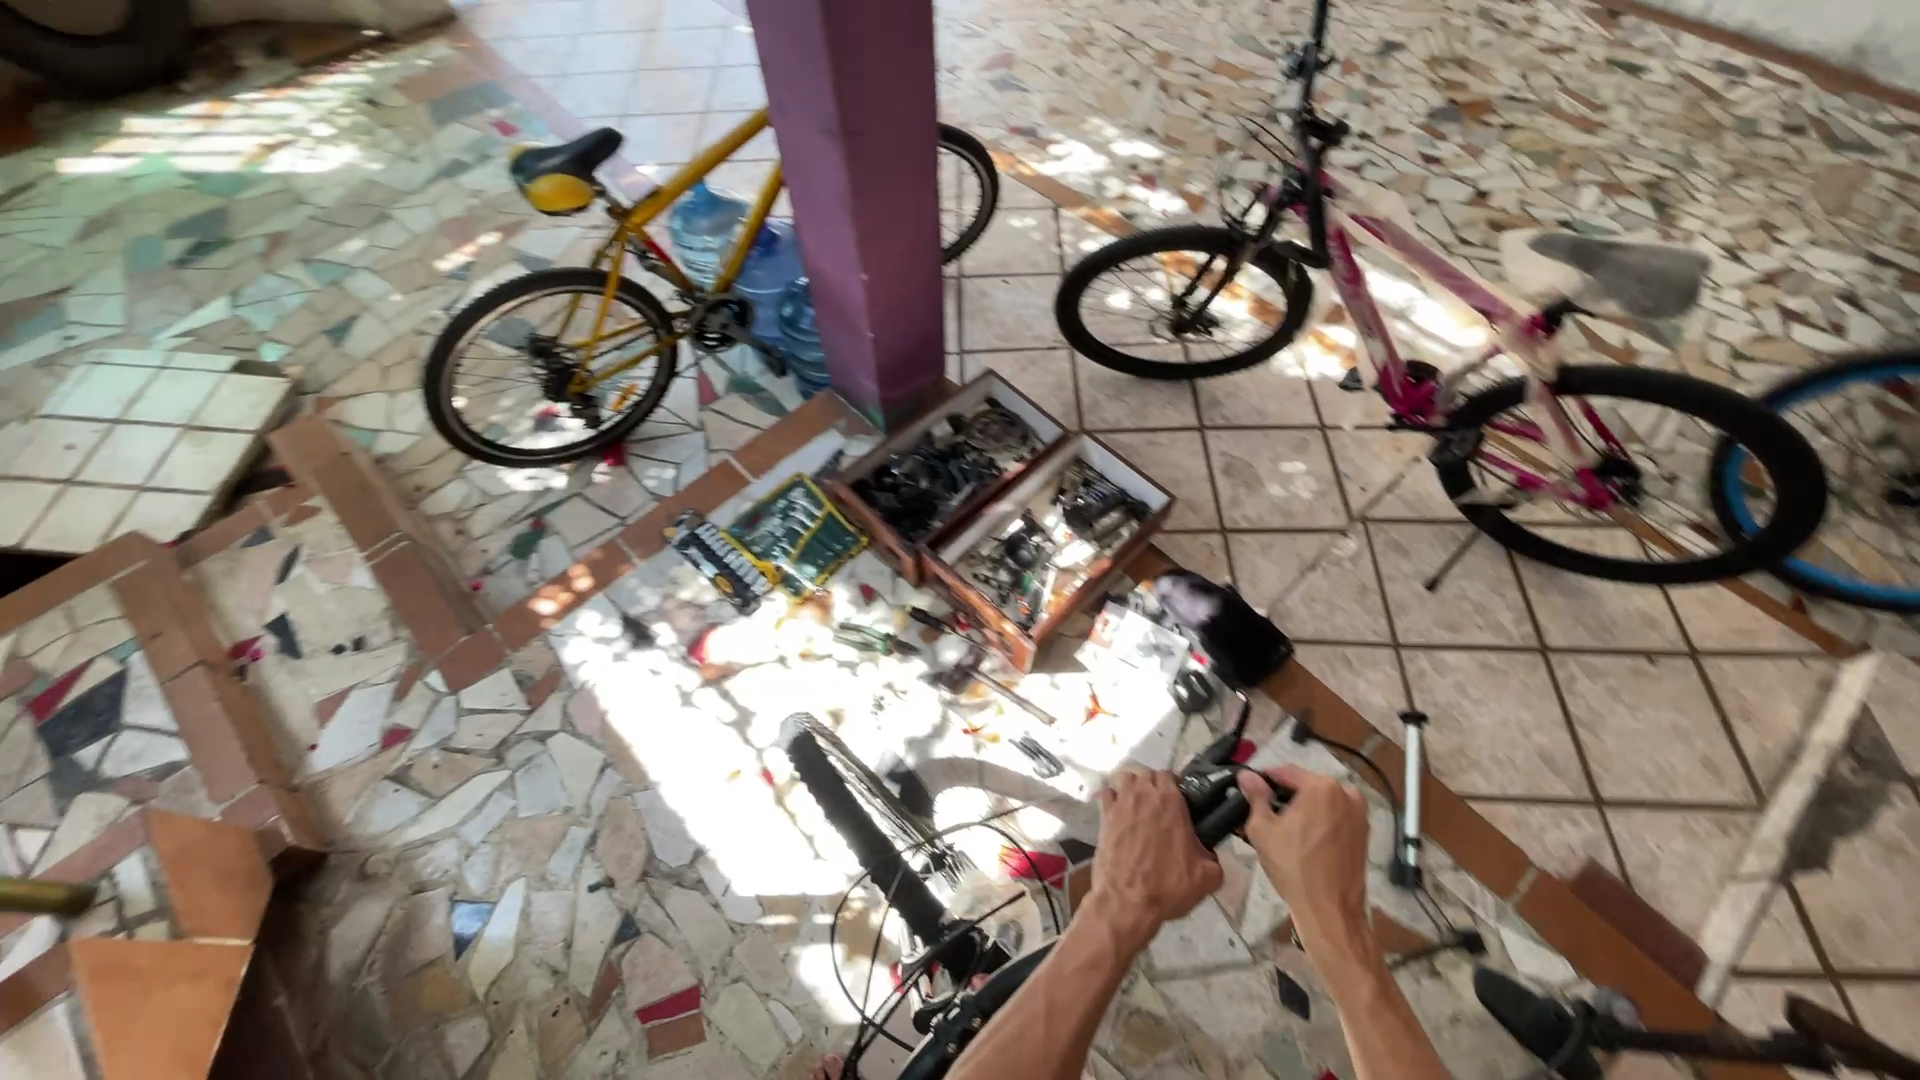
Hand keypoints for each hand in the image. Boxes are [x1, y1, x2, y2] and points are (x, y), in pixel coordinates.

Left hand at [1088, 767, 1223, 950]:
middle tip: (1159, 805)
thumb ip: (1214, 857)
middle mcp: (1144, 795)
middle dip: (1153, 785)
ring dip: (1132, 787)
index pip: (1170, 774)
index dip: (1174, 785)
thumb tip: (1211, 853)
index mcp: (1171, 802)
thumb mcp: (1208, 877)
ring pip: (1125, 778)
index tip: (1178, 800)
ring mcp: (1121, 803)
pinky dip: (1112, 798)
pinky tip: (1118, 813)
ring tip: (1138, 805)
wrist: (1128, 901)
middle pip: (1147, 773)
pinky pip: (1106, 794)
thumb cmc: (1168, 887)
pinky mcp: (1104, 816)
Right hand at [1236, 765, 1371, 960]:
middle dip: (1285, 796)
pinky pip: (1335, 816)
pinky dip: (1319, 821)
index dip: (1264, 780)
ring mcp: (1359, 814)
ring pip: (1322, 801)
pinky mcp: (1364, 833)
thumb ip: (1255, 796)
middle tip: (1264, 813)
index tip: (1250, 791)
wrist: (1330, 909)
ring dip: (1303, 808)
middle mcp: (1346, 793)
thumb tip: (1246, 775)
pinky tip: (1303, 839)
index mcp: (1322, 787)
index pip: (1285, 772)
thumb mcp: (1263, 829)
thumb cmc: (1293, 866)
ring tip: (1283, 828)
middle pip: (1306, 785)